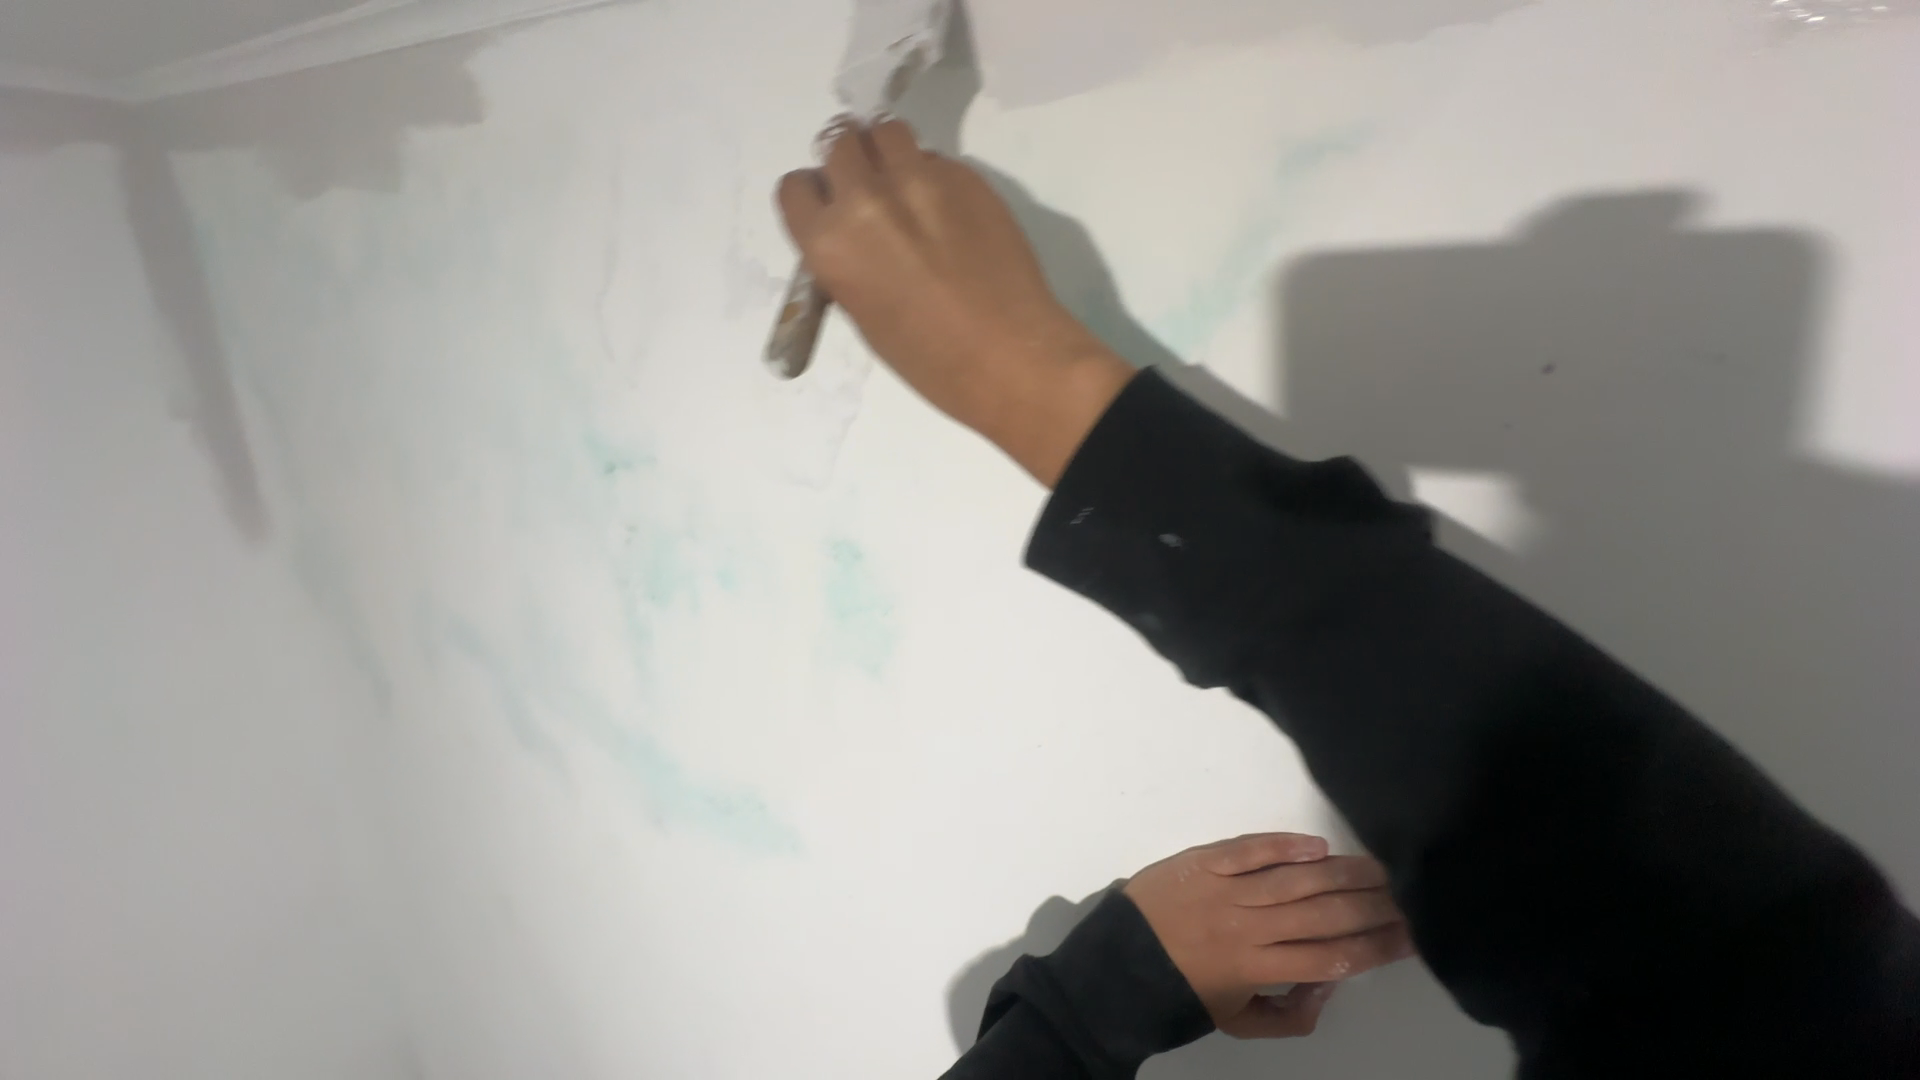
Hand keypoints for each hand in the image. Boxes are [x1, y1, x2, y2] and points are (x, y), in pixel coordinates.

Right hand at [777, 119, 1132, 485]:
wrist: (1009, 356)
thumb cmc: (931, 361)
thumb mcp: (866, 317)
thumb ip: (848, 262)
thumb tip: (854, 234)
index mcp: (830, 243)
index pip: (797, 187)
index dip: (816, 197)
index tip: (833, 210)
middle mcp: (866, 198)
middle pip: (840, 142)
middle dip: (851, 164)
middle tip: (873, 194)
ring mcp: (920, 179)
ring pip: (888, 132)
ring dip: (890, 154)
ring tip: (909, 191)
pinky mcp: (966, 175)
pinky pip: (935, 157)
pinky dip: (934, 175)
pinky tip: (953, 215)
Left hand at [1124, 833, 1413, 1038]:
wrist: (1117, 961)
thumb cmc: (1181, 991)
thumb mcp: (1239, 1022)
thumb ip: (1291, 1012)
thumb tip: (1330, 983)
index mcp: (1259, 969)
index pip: (1333, 957)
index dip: (1377, 946)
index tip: (1412, 935)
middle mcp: (1248, 928)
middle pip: (1322, 914)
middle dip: (1371, 906)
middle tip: (1407, 895)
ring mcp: (1223, 891)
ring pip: (1293, 880)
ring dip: (1339, 873)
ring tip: (1376, 868)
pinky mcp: (1201, 862)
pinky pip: (1247, 850)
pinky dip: (1282, 846)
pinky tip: (1316, 845)